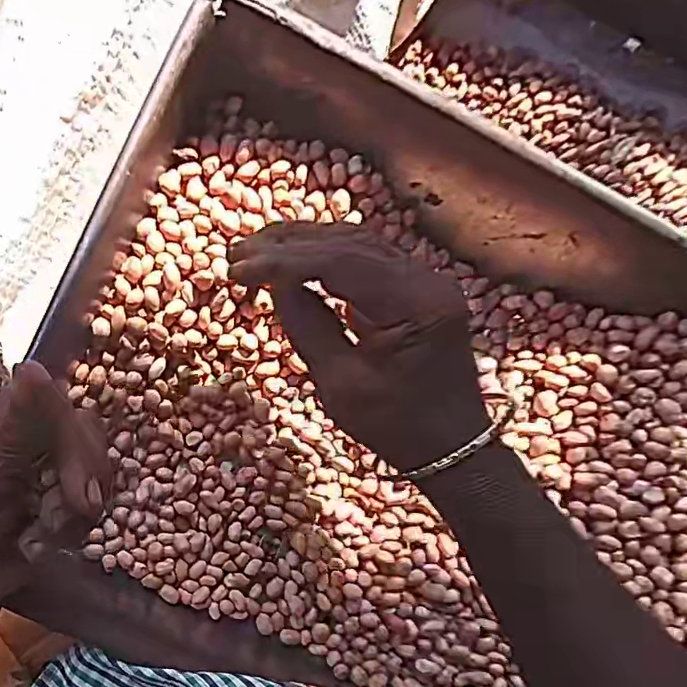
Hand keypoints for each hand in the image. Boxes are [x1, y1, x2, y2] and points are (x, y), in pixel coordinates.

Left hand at [0, 361, 109, 667]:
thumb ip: (19, 425)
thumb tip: (35, 365)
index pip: (55, 406)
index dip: (74, 446)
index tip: (79, 490)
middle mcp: (21, 434)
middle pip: (82, 436)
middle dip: (76, 481)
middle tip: (68, 517)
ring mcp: (41, 469)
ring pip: (93, 470)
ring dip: (72, 510)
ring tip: (40, 537)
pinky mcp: (55, 502)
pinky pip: (89, 503)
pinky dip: (71, 530)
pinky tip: (37, 546)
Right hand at [231, 222, 487, 471]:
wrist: (448, 445)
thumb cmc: (395, 426)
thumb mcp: (341, 386)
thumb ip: (309, 329)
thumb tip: (276, 285)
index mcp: (415, 305)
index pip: (342, 263)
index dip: (284, 261)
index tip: (239, 269)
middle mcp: (427, 281)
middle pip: (350, 241)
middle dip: (289, 244)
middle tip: (238, 252)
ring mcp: (425, 281)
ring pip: (357, 243)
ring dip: (303, 243)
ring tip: (255, 249)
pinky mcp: (415, 290)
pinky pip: (365, 261)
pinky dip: (324, 257)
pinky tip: (291, 261)